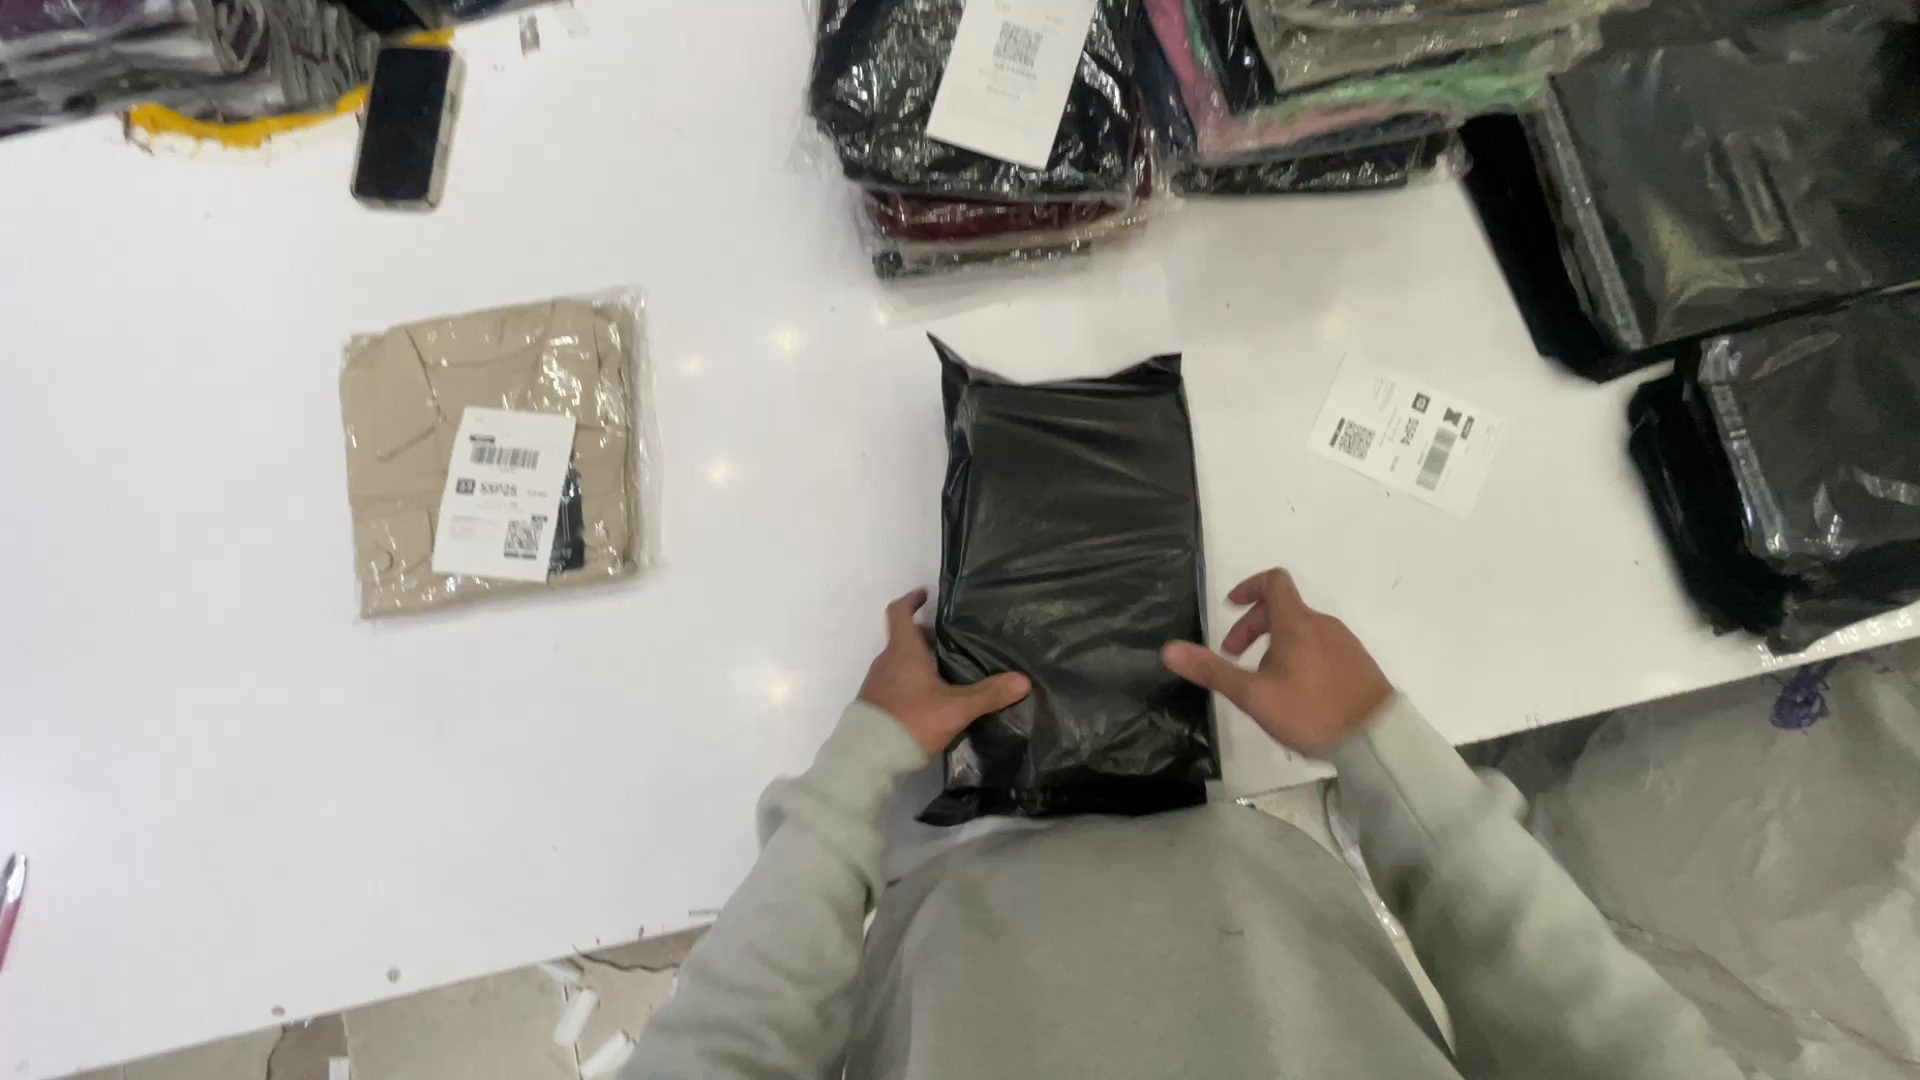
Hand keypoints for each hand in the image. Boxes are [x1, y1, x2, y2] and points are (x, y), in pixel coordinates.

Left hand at [859, 589, 1031, 759]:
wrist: (867, 758)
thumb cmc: (911, 721)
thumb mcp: (955, 709)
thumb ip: (988, 694)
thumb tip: (1023, 681)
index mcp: (903, 651)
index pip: (899, 612)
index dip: (911, 600)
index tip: (925, 595)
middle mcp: (886, 660)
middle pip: (904, 637)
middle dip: (926, 636)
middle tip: (951, 642)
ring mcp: (877, 682)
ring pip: (899, 661)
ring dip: (919, 661)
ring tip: (945, 673)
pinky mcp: (874, 704)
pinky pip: (894, 681)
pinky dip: (910, 680)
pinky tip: (929, 700)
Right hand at [1161, 568, 1391, 757]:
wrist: (1379, 742)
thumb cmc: (1311, 712)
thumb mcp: (1253, 695)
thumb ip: (1212, 671)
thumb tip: (1168, 650)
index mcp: (1297, 623)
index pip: (1274, 582)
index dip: (1248, 587)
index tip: (1229, 608)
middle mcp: (1322, 624)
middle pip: (1282, 608)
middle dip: (1252, 626)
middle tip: (1235, 657)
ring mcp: (1344, 643)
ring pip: (1300, 629)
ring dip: (1273, 643)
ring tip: (1263, 679)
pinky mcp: (1358, 663)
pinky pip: (1320, 645)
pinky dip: (1298, 654)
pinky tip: (1295, 691)